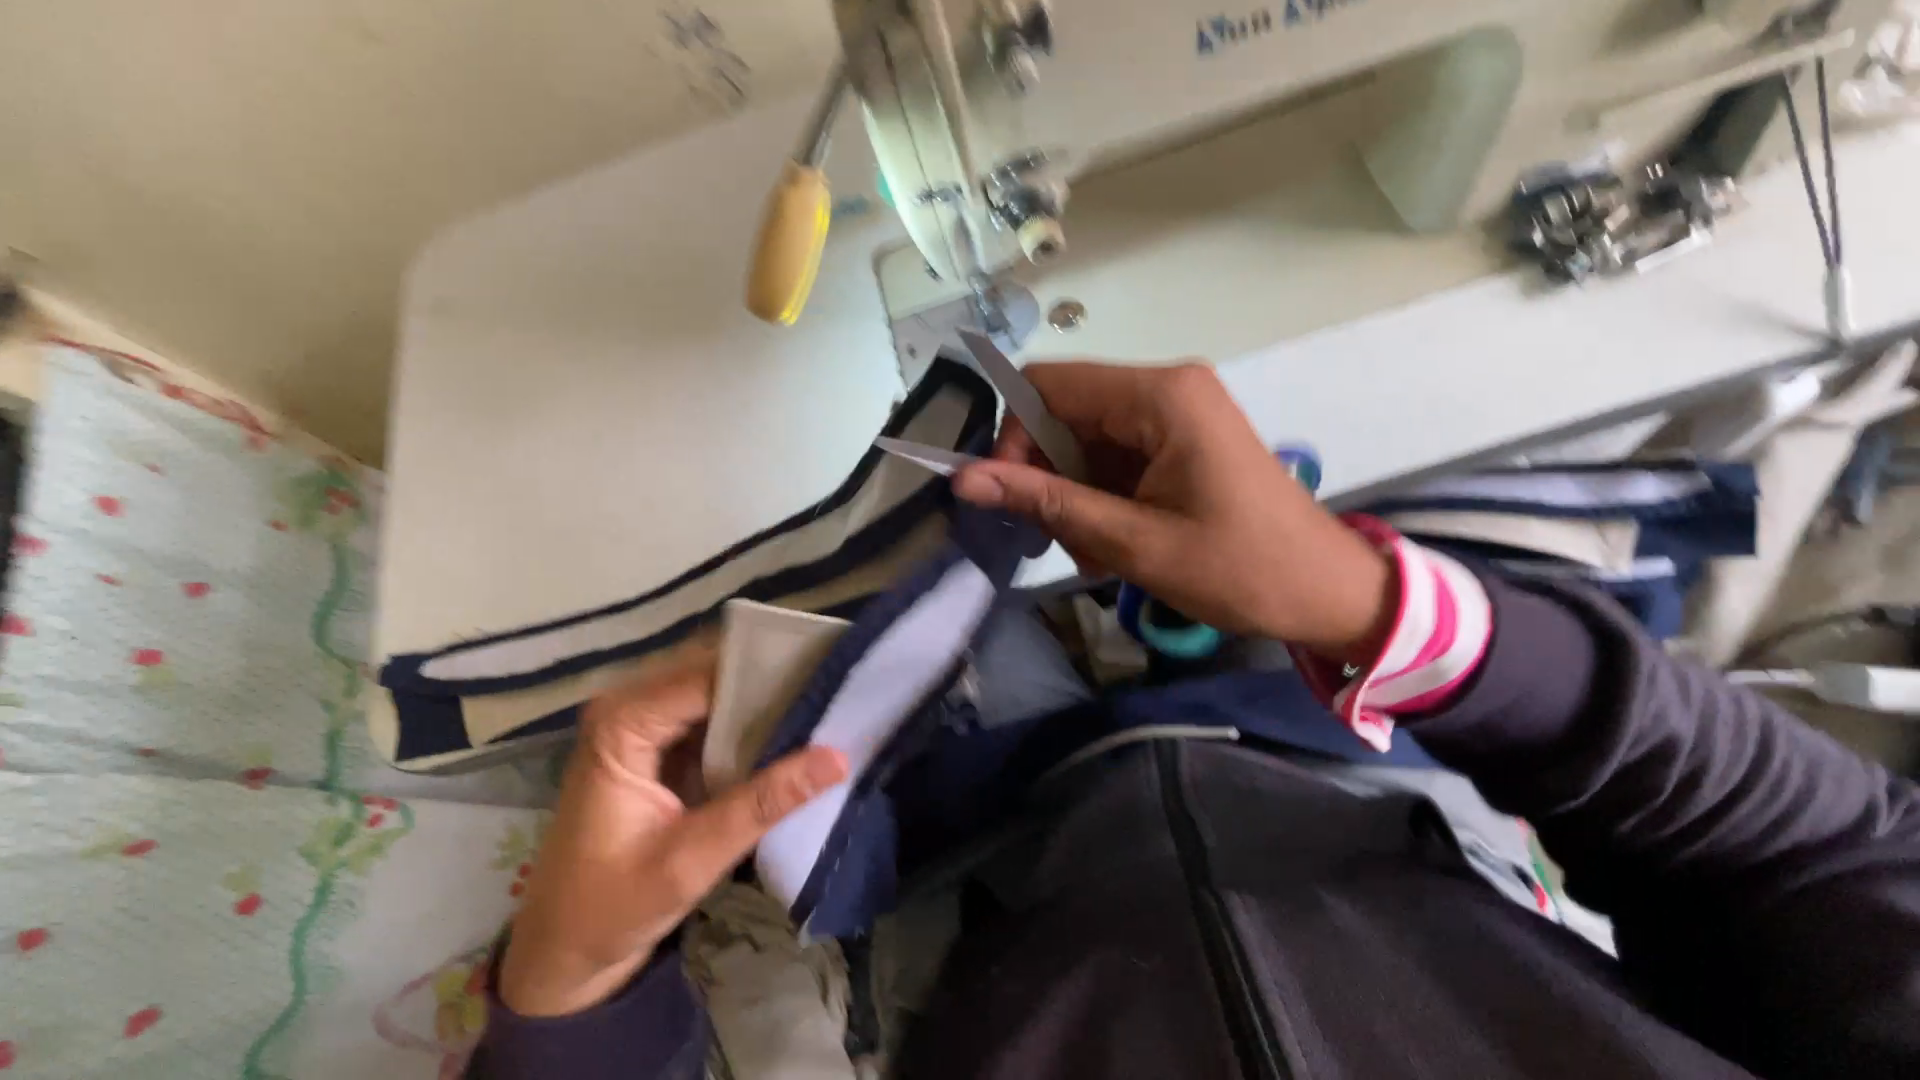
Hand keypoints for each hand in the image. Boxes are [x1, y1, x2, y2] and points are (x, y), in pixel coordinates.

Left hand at [498, 649, 847, 1015]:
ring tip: (830, 703)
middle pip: (713, 672)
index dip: (768, 671)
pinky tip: (797, 730)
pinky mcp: (660, 745)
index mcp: (622, 725)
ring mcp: (644, 725)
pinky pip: (715, 716)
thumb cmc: (610, 908)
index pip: (708, 676)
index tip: (831, 674)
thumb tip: (838, 757)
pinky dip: (752, 724)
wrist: (562, 950)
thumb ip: (762, 803)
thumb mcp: (692, 860)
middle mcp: (629, 708)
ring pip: (719, 691)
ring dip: (768, 700)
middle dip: (773, 679)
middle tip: (839, 688)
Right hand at [953, 362, 1393, 662]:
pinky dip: (1099, 497)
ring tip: (1091, 551)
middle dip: (1045, 475)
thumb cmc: (1239, 569)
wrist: (1326, 591)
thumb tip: (964, 480)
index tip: (1012, 500)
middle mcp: (1166, 388)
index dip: (1013, 438)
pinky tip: (1111, 543)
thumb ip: (1047, 504)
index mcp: (1161, 396)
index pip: (1047, 386)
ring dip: (1072, 494)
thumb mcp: (1134, 542)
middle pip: (1064, 412)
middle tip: (1054, 539)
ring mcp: (1176, 413)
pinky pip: (1114, 455)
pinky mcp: (1181, 439)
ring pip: (1084, 439)